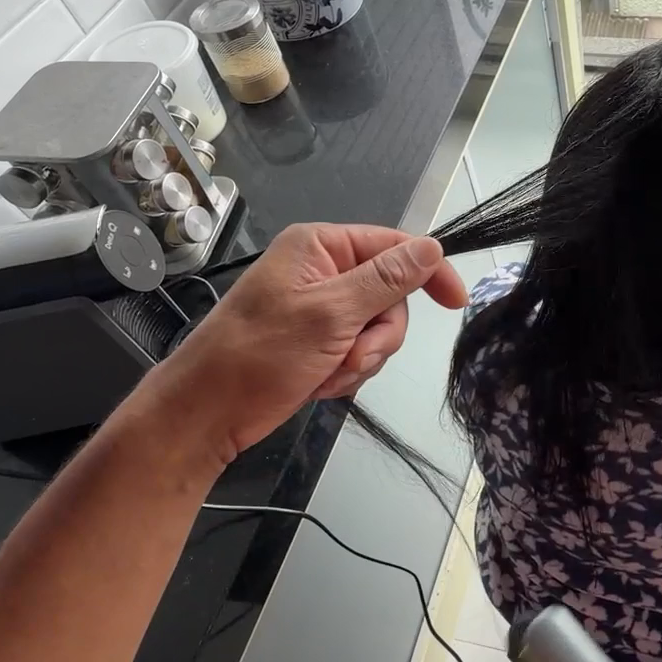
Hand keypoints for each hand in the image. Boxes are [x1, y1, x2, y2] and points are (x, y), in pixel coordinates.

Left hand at [148, 223, 468, 462]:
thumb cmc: (259, 356)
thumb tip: (433, 247)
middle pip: (391, 295)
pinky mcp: (317, 339)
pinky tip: (321, 383)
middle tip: (353, 356)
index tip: (456, 303)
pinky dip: (347, 371)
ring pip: (378, 328)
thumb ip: (387, 279)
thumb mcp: (331, 314)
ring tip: (329, 374)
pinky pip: (359, 349)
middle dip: (379, 334)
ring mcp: (320, 306)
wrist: (205, 415)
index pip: (396, 246)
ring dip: (363, 357)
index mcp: (321, 246)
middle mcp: (323, 269)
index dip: (429, 273)